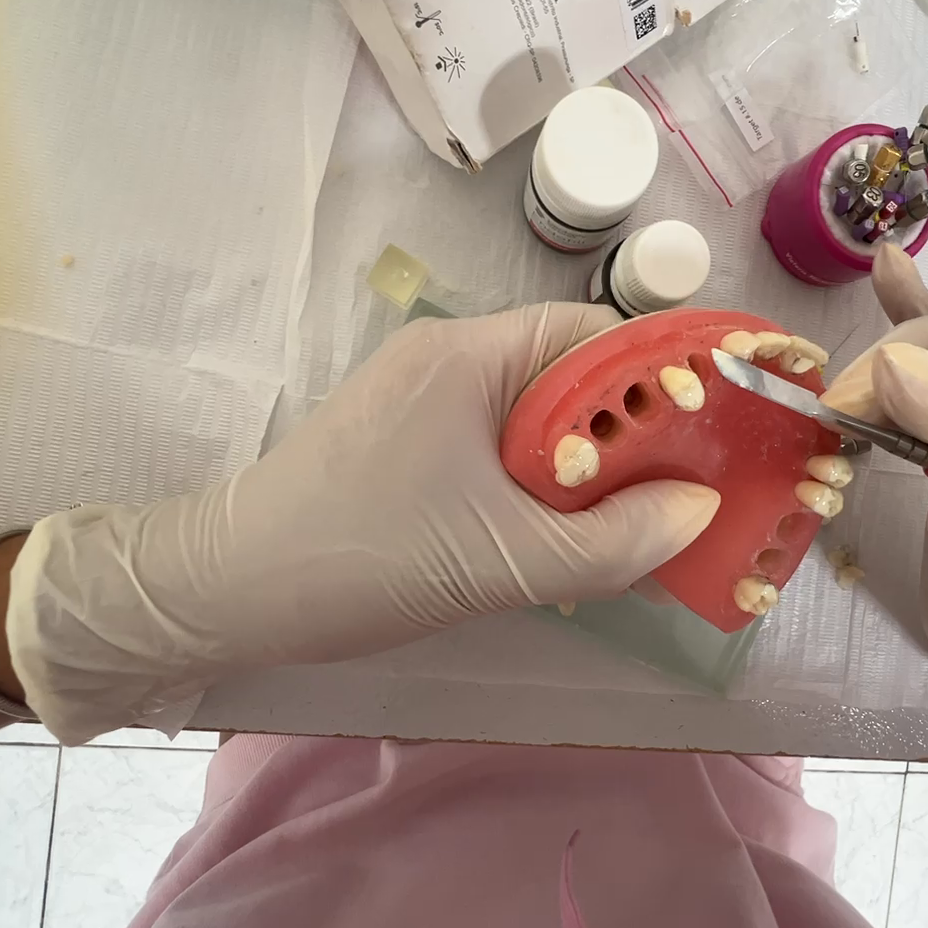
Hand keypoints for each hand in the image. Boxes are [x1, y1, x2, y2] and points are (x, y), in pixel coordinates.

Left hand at [7, 304, 720, 743]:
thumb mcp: (504, 561)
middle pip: (568, 373)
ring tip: (621, 515)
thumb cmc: (364, 559)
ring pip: (534, 411)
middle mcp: (448, 355)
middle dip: (626, 428)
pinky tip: (550, 525)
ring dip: (581, 459)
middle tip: (671, 486)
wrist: (224, 591)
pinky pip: (497, 437)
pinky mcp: (404, 432)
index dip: (658, 376)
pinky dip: (537, 475)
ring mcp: (421, 393)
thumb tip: (701, 510)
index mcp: (471, 355)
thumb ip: (615, 544)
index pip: (593, 335)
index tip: (704, 429)